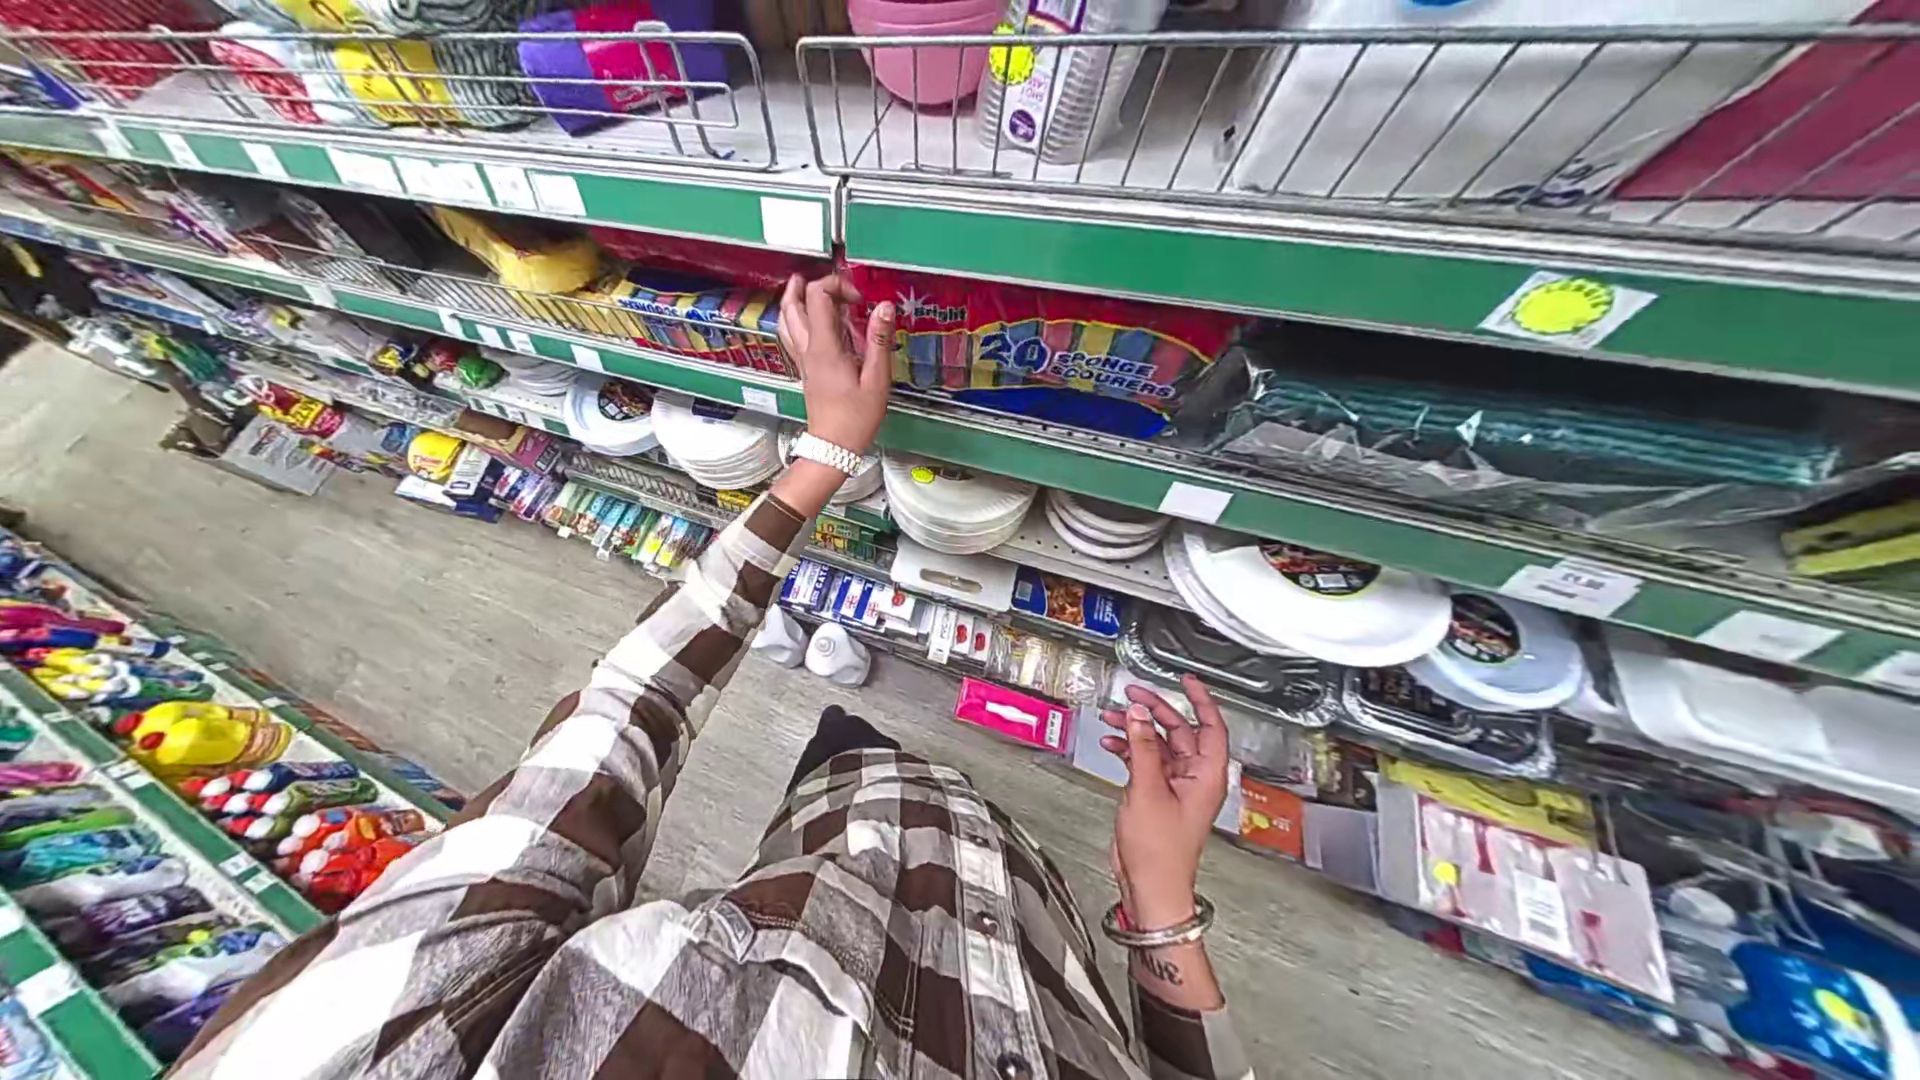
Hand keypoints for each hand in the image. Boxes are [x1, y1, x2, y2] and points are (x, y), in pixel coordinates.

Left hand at [778, 272, 894, 454]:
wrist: (834, 445)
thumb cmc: (856, 418)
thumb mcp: (876, 380)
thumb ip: (879, 340)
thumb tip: (885, 307)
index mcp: (825, 347)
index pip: (817, 296)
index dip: (837, 286)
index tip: (859, 299)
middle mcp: (808, 349)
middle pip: (793, 303)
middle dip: (809, 285)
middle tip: (830, 284)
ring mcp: (803, 359)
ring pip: (787, 318)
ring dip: (795, 299)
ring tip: (808, 289)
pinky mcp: (805, 369)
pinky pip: (792, 335)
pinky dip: (797, 319)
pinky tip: (810, 321)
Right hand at [1100, 676, 1230, 928]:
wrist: (1150, 885)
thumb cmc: (1160, 852)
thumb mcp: (1148, 790)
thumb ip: (1142, 748)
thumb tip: (1139, 714)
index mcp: (1206, 775)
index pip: (1211, 726)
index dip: (1201, 700)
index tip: (1187, 680)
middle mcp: (1194, 777)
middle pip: (1178, 731)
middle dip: (1155, 711)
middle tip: (1133, 695)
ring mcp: (1175, 785)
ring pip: (1157, 744)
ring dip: (1136, 730)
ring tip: (1115, 717)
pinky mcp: (1156, 793)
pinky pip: (1144, 760)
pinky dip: (1128, 749)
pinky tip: (1112, 744)